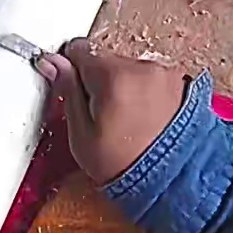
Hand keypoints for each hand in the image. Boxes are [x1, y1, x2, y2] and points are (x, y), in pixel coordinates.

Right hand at [34, 38, 189, 181]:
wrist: (175, 183)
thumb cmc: (125, 166)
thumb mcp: (82, 136)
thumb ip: (67, 92)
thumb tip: (53, 64)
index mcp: (113, 77)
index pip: (80, 49)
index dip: (70, 67)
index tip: (71, 84)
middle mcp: (141, 68)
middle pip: (106, 60)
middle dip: (98, 80)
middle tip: (100, 114)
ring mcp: (163, 74)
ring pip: (128, 69)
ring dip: (122, 85)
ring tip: (125, 120)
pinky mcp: (179, 83)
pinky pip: (149, 78)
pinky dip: (143, 92)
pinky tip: (143, 118)